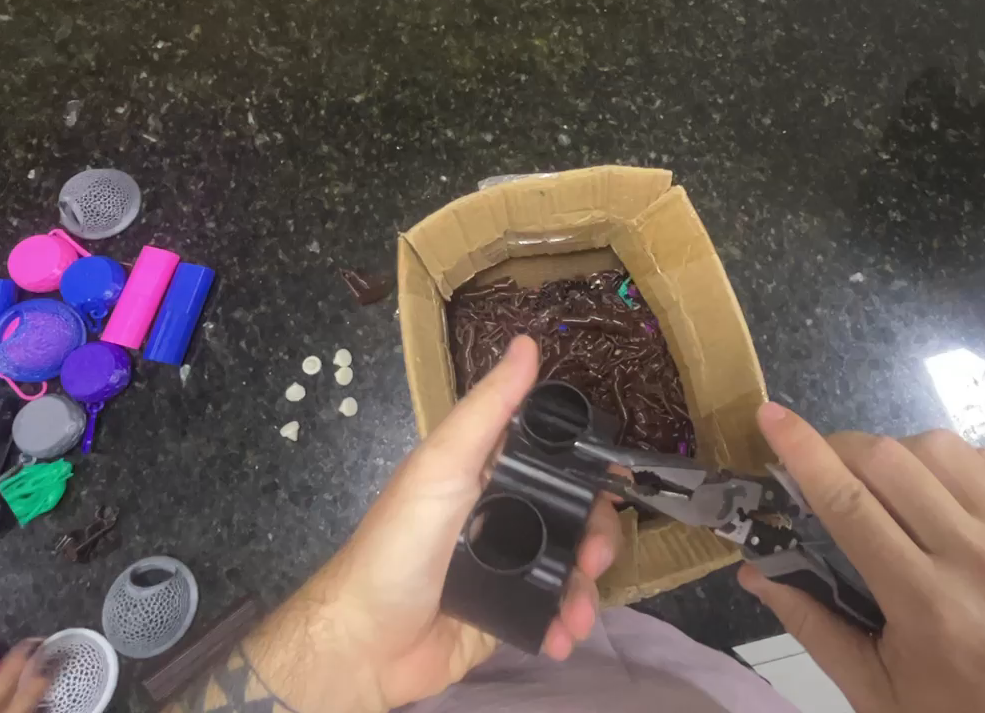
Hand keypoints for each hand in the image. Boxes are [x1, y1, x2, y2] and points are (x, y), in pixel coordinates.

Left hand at [247, 335, 618, 712]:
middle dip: (596, 535)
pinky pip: (552, 609)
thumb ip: (489, 407)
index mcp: (493, 468)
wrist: (365, 641)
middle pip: (574, 512)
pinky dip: (566, 622)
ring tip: (579, 612)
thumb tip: (527, 343)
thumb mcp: (445, 462)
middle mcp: (507, 510)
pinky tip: (564, 636)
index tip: (619, 481)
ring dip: (586, 587)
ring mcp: (510, 563)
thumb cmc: (402, 539)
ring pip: (571, 563)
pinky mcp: (509, 611)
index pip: (555, 456)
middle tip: (595, 558)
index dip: (590, 466)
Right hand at [737, 406, 984, 712]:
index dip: (802, 452)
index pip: (848, 504)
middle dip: (840, 449)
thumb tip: (753, 570)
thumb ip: (813, 626)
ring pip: (940, 447)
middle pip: (888, 460)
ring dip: (896, 453)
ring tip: (888, 488)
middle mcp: (978, 560)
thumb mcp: (879, 693)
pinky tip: (942, 492)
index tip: (770, 413)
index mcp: (928, 606)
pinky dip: (951, 461)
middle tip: (825, 470)